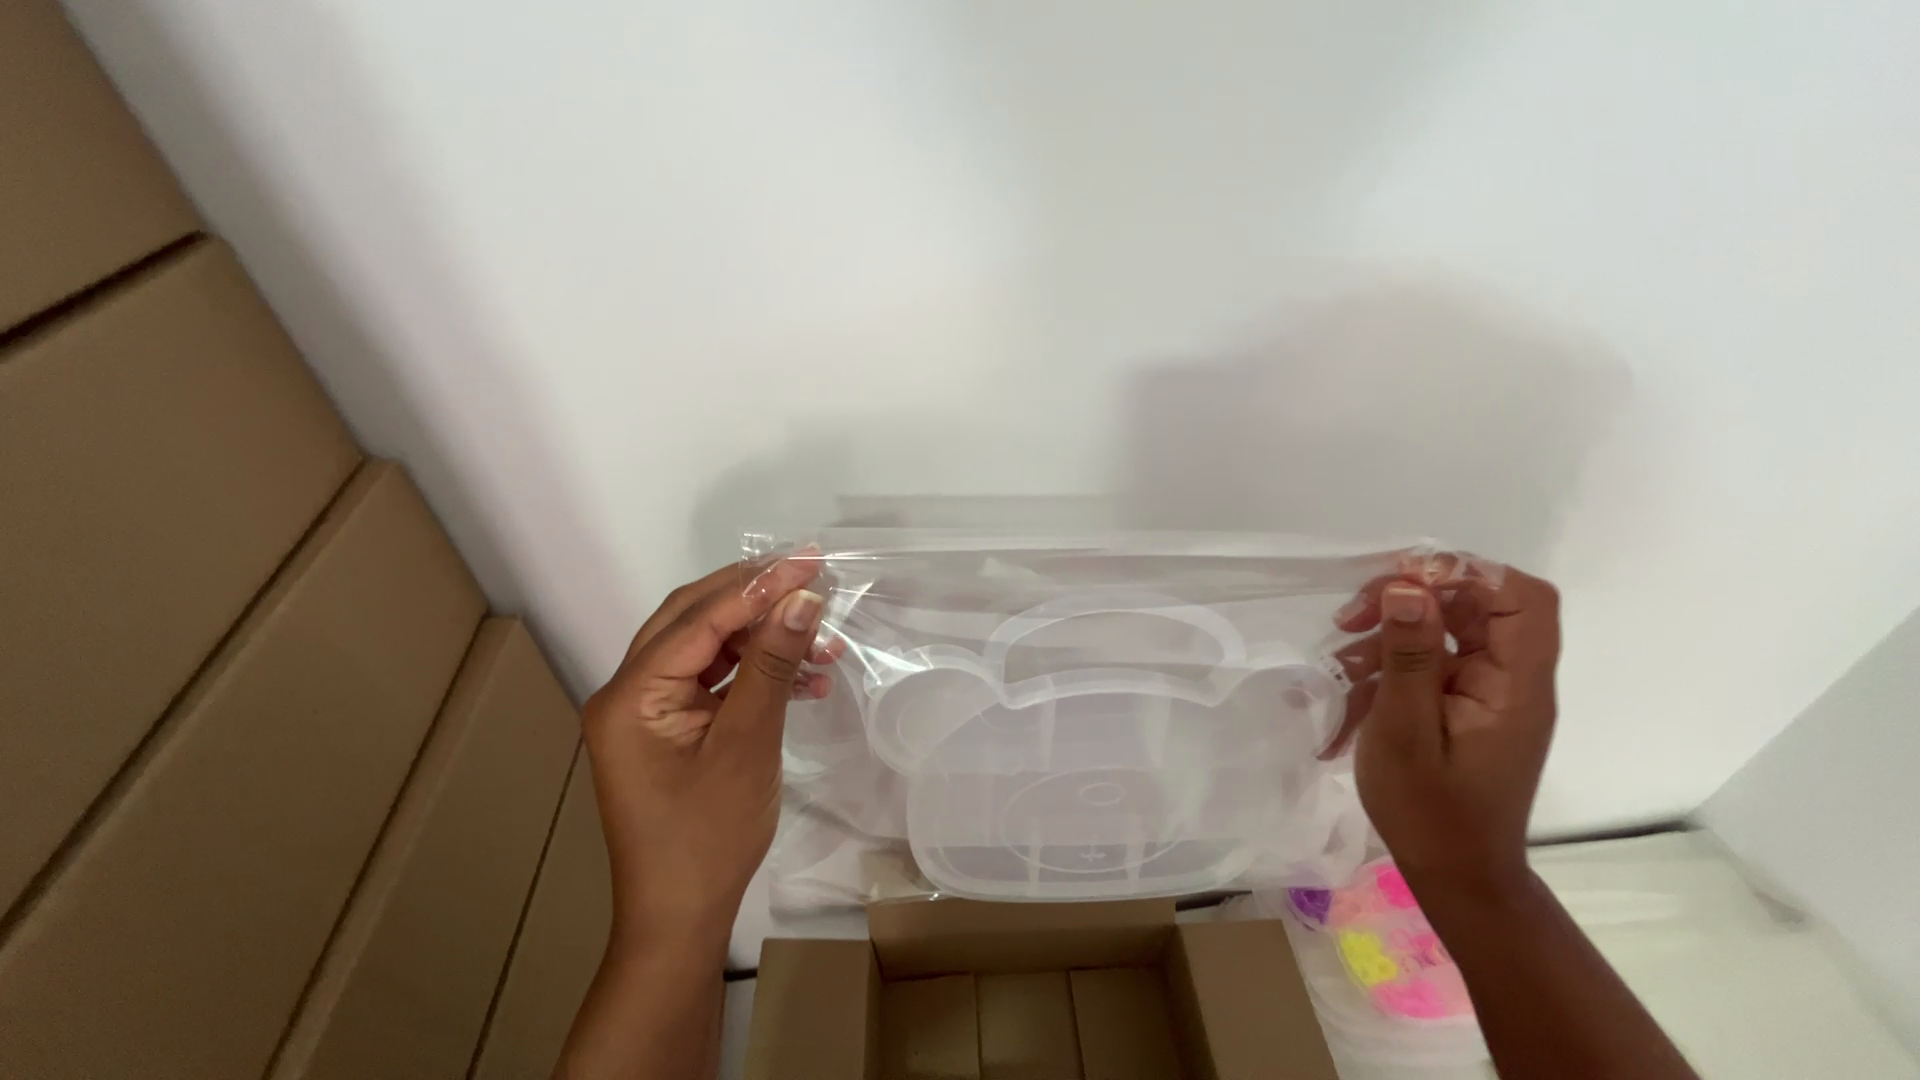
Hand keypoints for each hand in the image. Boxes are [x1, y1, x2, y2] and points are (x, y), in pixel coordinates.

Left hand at [581, 555, 830, 951]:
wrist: (682, 918)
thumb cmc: (708, 836)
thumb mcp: (746, 744)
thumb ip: (771, 664)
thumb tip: (802, 598)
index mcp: (631, 694)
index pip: (699, 618)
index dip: (757, 585)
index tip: (811, 561)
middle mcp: (629, 692)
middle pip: (695, 620)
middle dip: (756, 598)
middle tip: (812, 577)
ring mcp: (648, 712)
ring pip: (707, 648)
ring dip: (763, 639)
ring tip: (821, 639)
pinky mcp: (670, 729)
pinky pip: (713, 681)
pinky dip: (755, 674)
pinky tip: (803, 678)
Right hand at [1325, 563, 1561, 890]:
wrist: (1455, 873)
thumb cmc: (1429, 810)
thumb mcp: (1404, 730)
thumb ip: (1410, 656)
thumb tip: (1407, 586)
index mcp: (1515, 683)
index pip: (1521, 598)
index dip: (1466, 573)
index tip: (1400, 584)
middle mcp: (1512, 678)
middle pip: (1477, 604)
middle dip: (1410, 598)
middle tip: (1352, 616)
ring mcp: (1489, 692)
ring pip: (1447, 630)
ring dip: (1391, 633)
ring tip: (1342, 659)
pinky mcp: (1466, 705)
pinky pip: (1432, 663)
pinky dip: (1391, 665)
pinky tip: (1353, 690)